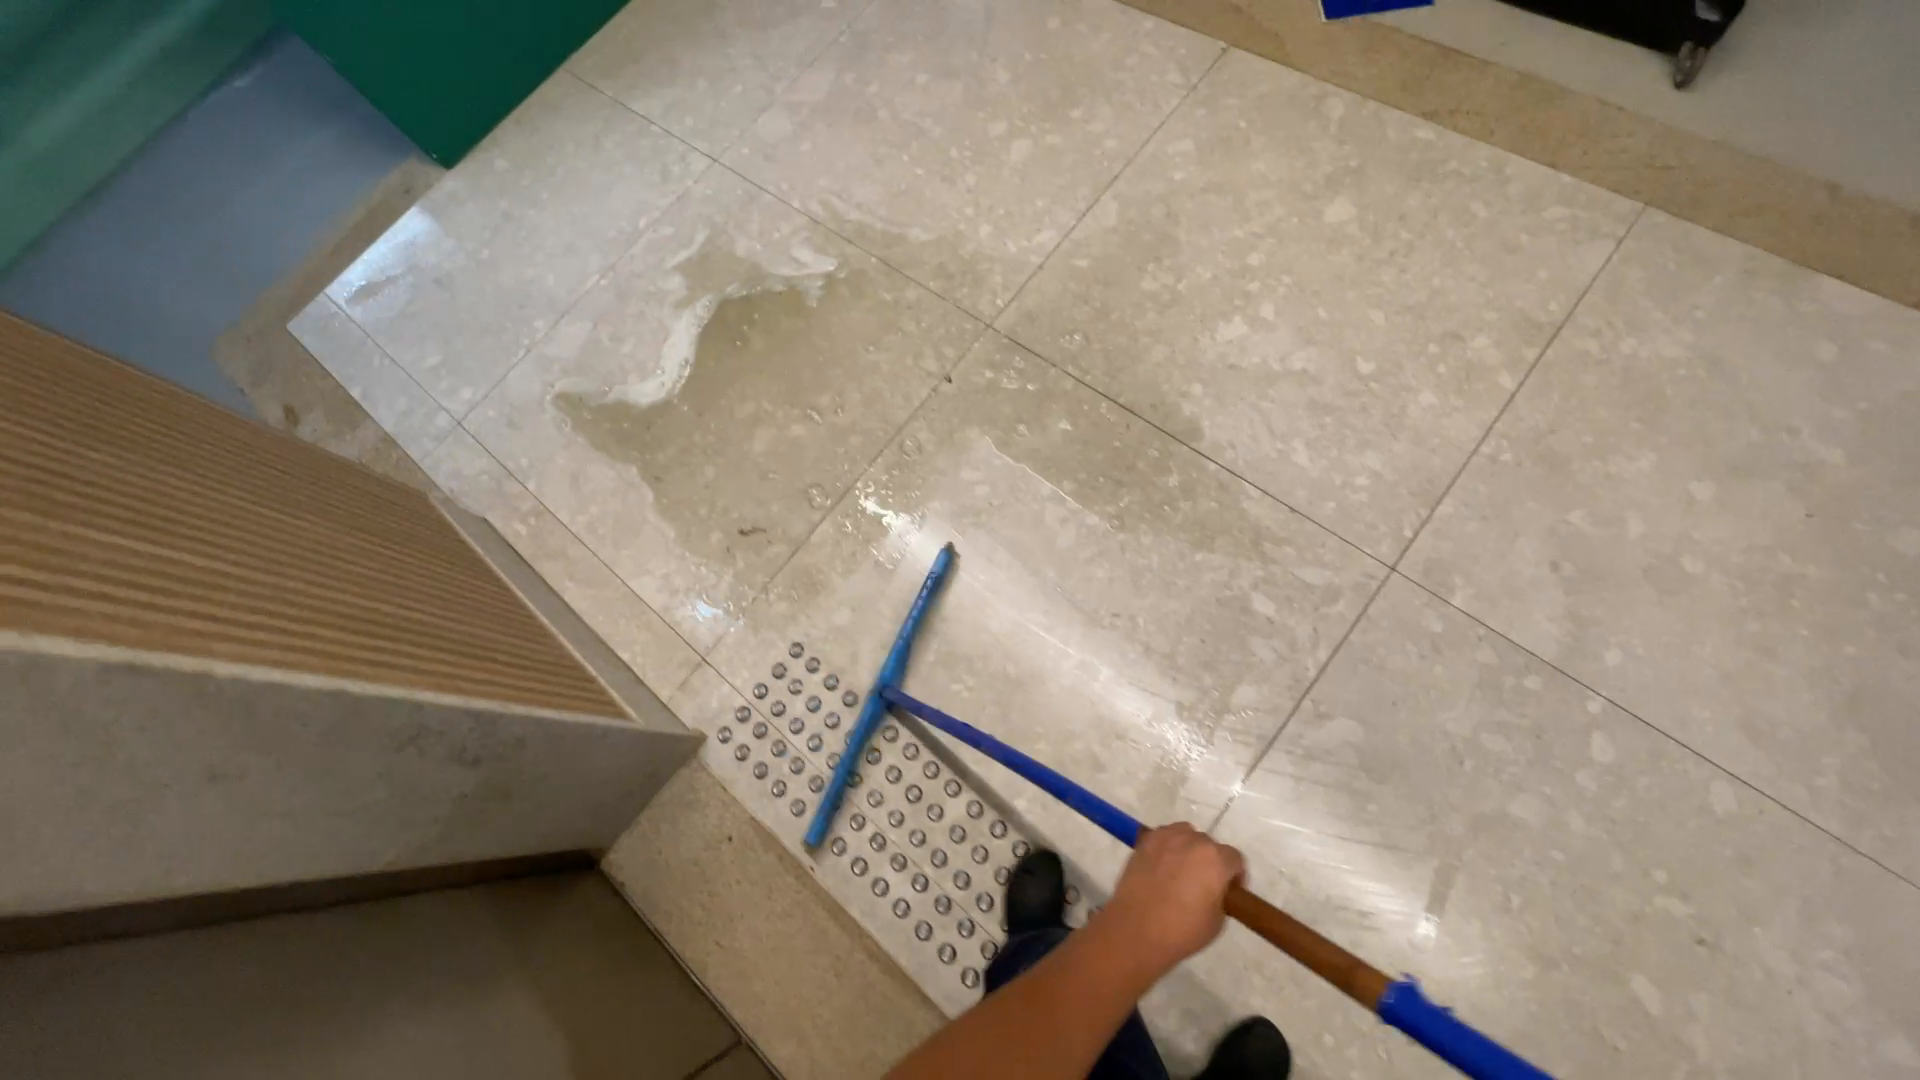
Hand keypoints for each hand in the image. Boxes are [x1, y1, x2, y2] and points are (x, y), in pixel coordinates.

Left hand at [1096, 823, 1245, 977]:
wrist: (1137, 929)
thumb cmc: (1182, 930)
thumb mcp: (1217, 920)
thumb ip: (1221, 895)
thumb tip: (1214, 888)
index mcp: (1215, 859)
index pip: (1235, 858)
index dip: (1234, 875)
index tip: (1228, 891)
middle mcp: (1192, 840)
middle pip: (1209, 845)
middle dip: (1210, 861)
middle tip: (1202, 884)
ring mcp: (1166, 837)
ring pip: (1185, 835)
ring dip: (1188, 849)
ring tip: (1181, 871)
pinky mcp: (1145, 841)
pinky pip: (1163, 837)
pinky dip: (1167, 847)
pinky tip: (1162, 867)